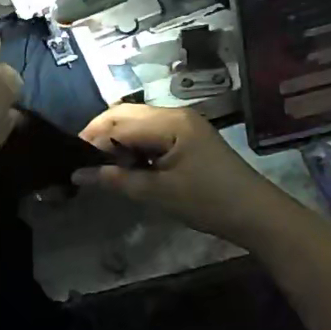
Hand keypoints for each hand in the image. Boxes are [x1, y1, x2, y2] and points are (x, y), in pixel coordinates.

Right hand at [74, 105, 302, 242]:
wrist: (257, 214)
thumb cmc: (208, 202)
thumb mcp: (159, 193)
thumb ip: (117, 180)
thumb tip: (78, 175)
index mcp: (169, 122)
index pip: (118, 123)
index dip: (93, 140)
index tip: (73, 162)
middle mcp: (175, 114)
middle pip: (125, 115)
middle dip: (101, 135)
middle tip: (83, 163)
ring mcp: (184, 124)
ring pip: (137, 123)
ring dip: (117, 140)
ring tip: (103, 167)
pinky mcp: (188, 137)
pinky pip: (152, 133)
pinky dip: (135, 145)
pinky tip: (129, 166)